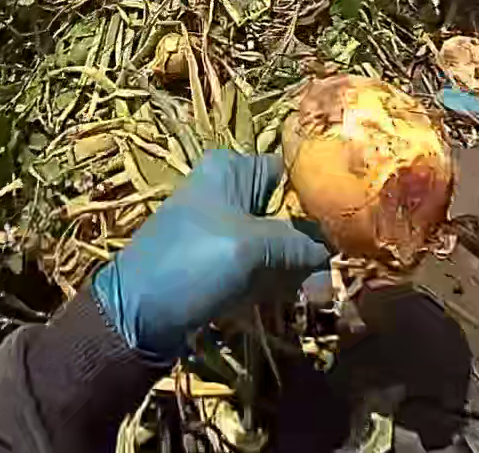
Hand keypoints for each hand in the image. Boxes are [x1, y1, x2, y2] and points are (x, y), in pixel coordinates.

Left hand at [92, 151, 329, 357]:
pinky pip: (256, 259)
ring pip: (272, 237)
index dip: (313, 196)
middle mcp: (227, 186)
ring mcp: (221, 221)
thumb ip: (296, 243)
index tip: (342, 226)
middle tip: (328, 270)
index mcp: (231, 167)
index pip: (286, 171)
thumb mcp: (251, 248)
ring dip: (292, 263)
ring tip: (313, 290)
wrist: (136, 310)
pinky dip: (272, 276)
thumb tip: (333, 248)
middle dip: (305, 239)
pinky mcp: (217, 254)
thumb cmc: (192, 261)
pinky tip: (285, 296)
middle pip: (282, 207)